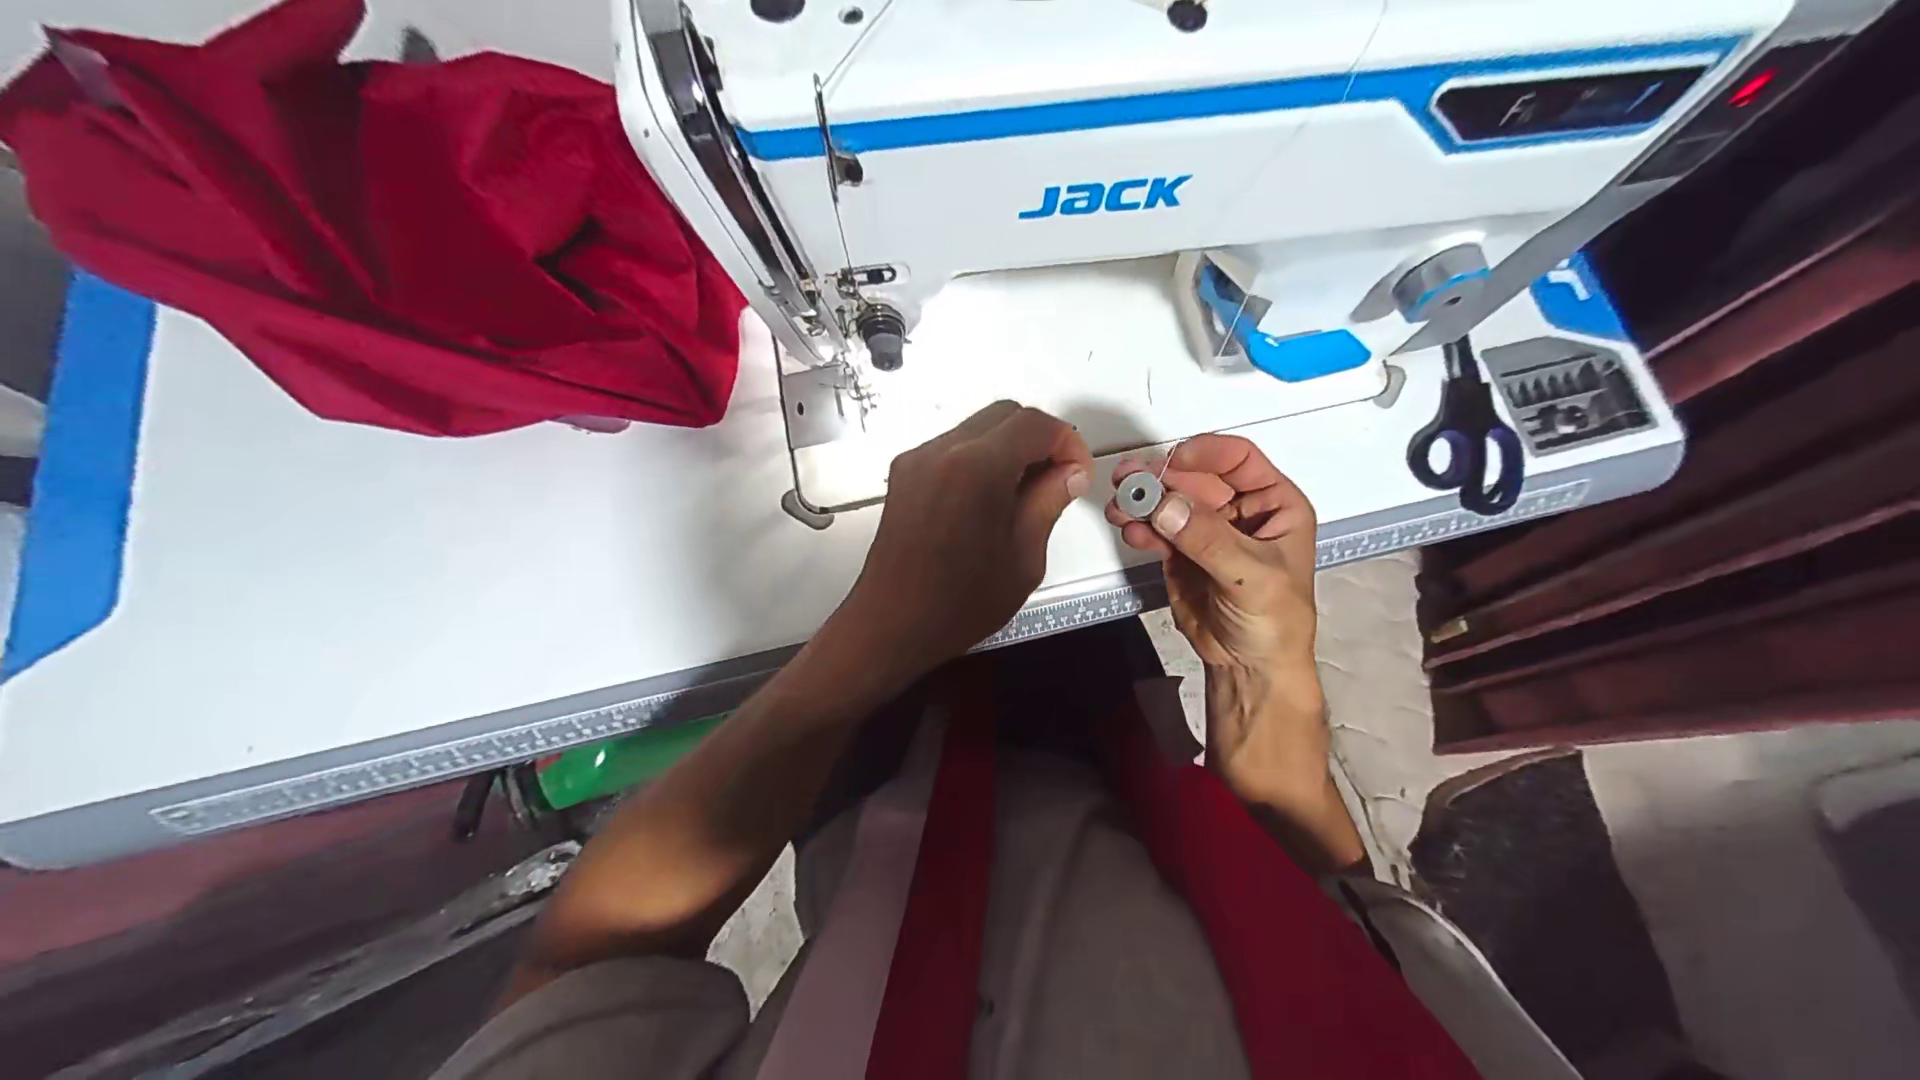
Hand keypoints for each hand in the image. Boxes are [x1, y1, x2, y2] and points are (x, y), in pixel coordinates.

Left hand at [834, 402, 1092, 685]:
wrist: (890, 626)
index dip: (1066, 443)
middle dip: (1040, 439)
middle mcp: (941, 454)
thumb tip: (1068, 474)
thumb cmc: (954, 607)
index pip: (1034, 424)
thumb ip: (1048, 503)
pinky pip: (954, 447)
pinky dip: (981, 458)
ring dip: (1010, 447)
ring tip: (1026, 493)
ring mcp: (917, 461)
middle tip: (1059, 479)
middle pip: (1006, 414)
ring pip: (978, 427)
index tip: (1078, 471)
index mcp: (975, 469)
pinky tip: (992, 498)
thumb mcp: (1023, 559)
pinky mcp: (905, 474)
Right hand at [1105, 437, 1358, 872]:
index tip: (1171, 462)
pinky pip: (1155, 528)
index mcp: (1273, 503)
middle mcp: (1238, 509)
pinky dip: (1139, 524)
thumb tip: (1164, 504)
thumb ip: (1209, 538)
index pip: (1238, 459)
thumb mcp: (1252, 576)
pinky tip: (1128, 528)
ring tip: (1120, 504)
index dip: (1205, 453)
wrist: (1249, 666)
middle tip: (1129, 480)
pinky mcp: (1179, 552)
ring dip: (1143, 498)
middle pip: (1193, 477)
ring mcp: (1205, 530)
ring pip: (1169, 500)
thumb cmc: (1274, 620)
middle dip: (1161, 477)